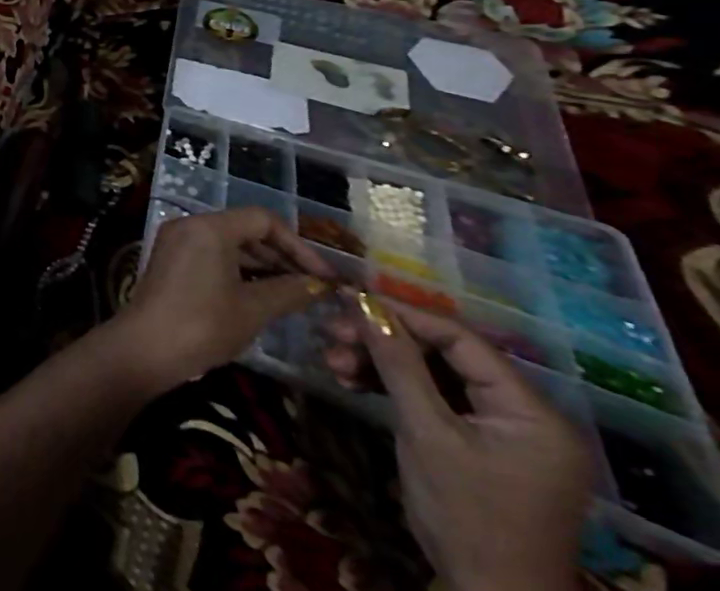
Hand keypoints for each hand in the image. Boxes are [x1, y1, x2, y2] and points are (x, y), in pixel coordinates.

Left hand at [113, 208, 335, 390]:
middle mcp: (188, 226)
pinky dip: (238, 270)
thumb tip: (321, 285)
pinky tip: (263, 294)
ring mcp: (175, 242)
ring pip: (229, 244)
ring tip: (295, 293)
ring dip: (262, 265)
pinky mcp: (170, 261)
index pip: (263, 221)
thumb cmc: (204, 322)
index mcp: (208, 227)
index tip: (324, 275)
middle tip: (313, 286)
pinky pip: (211, 255)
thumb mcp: (255, 307)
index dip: (299, 246)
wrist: (148, 345)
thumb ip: (291, 290)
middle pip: (245, 229)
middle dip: (281, 256)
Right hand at [355, 298, 590, 590]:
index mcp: (531, 411)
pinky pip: (435, 402)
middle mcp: (525, 414)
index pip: (465, 342)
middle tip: (330, 333)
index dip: (405, 317)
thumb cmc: (465, 509)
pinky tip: (353, 381)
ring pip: (434, 377)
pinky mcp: (479, 444)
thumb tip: (366, 307)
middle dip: (384, 342)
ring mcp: (502, 431)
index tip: (350, 301)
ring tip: (333, 361)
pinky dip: (393, 389)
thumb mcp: (426, 432)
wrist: (489, 587)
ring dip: (381, 365)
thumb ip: (399, 367)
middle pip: (446, 357)